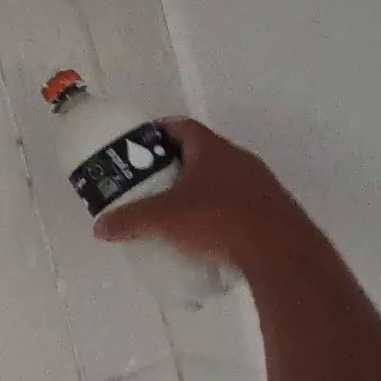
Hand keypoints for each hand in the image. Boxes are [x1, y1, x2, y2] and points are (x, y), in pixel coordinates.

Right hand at [93, 118, 316, 274]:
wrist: (280, 253)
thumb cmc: (218, 220)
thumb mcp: (163, 219)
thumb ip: (129, 220)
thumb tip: (99, 228)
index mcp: (212, 150)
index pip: (182, 126)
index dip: (157, 132)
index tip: (138, 148)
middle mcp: (239, 159)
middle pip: (200, 152)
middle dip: (172, 164)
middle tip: (148, 182)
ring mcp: (259, 183)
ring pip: (219, 177)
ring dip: (196, 187)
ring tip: (173, 209)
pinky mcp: (270, 208)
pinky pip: (235, 200)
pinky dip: (215, 208)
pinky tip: (203, 231)